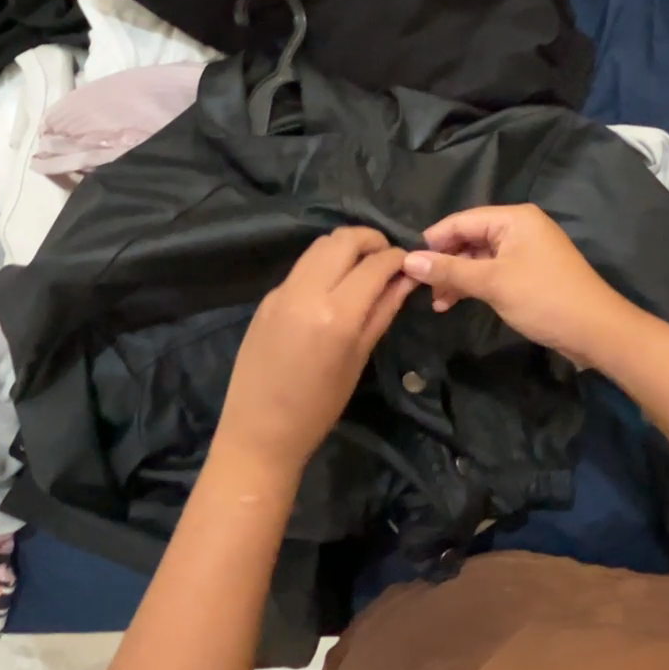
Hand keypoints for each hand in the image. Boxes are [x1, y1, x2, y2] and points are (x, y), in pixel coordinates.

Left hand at [213, 228, 416, 477]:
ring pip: (320, 245)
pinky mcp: (267, 298)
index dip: (398, 257)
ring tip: (363, 267)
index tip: (409, 263)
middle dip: (371, 240)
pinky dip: (324, 264)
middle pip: (343, 239)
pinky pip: (302, 267)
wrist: (259, 430)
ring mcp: (282, 291)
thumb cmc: (319, 406)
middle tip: (387, 258)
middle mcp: (306, 292)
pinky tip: (333, 286)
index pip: (375, 264)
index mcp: (336, 314)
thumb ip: (383, 311)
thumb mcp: (358, 358)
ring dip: (346, 247)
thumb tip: (407, 279)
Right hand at [400, 204, 639, 365]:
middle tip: (419, 287)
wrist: (596, 331)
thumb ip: (449, 269)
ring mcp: (526, 251)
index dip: (433, 240)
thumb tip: (408, 260)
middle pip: (470, 238)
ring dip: (457, 277)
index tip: (407, 263)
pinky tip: (455, 303)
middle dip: (445, 262)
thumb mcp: (492, 283)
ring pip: (479, 257)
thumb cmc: (543, 298)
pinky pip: (492, 272)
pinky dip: (474, 285)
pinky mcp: (529, 273)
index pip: (461, 220)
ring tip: (437, 303)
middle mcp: (520, 228)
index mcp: (514, 218)